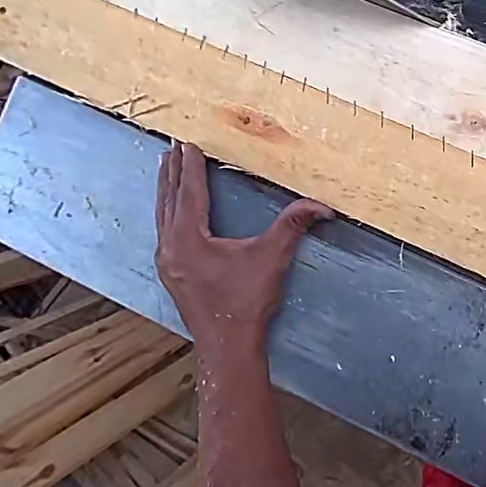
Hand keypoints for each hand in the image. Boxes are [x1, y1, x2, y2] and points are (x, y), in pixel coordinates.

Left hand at [154, 142, 333, 369]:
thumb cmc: (248, 299)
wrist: (228, 344)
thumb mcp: (273, 257)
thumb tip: (322, 206)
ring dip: (166, 191)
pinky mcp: (172, 274)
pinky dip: (169, 212)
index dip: (192, 167)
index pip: (190, 193)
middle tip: (172, 147)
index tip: (188, 143)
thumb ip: (293, 225)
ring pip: (163, 216)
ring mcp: (167, 263)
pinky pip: (165, 232)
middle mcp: (170, 247)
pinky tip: (173, 211)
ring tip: (166, 169)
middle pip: (169, 201)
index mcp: (188, 239)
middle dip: (171, 173)